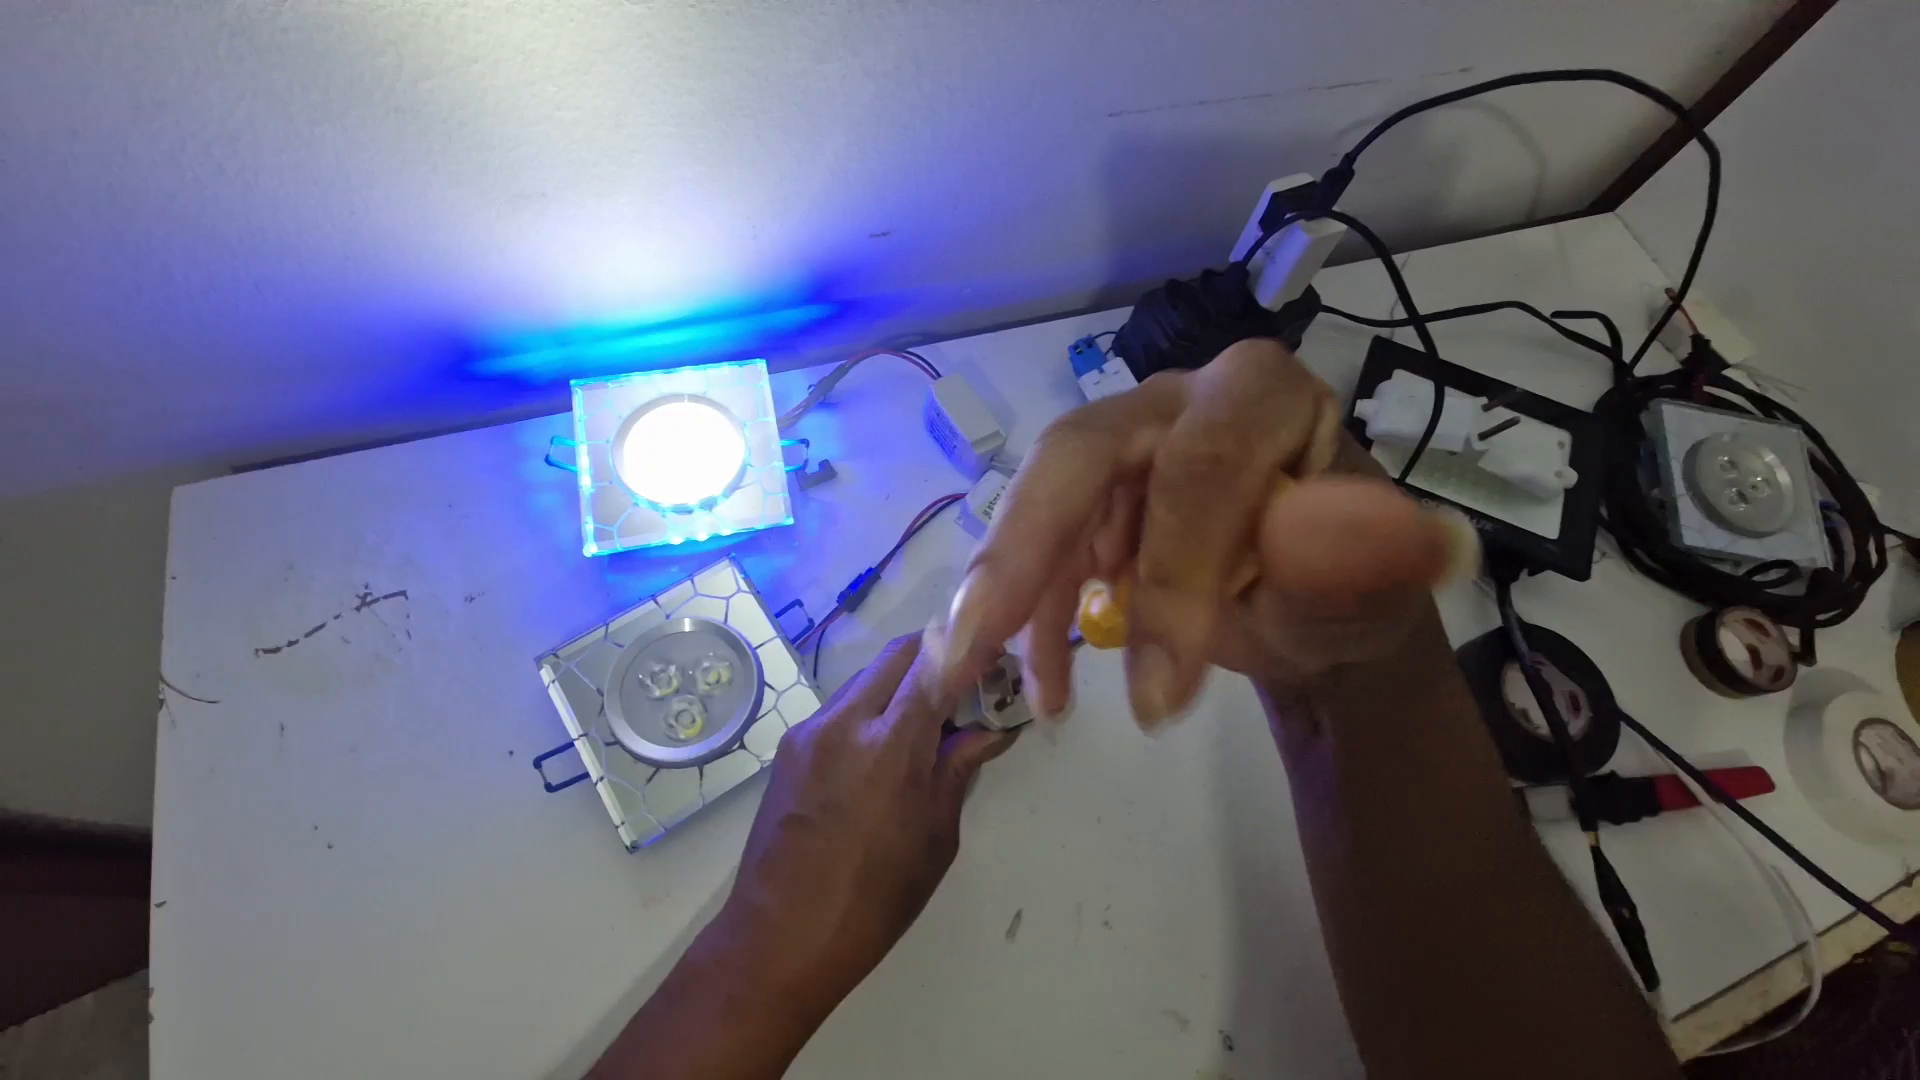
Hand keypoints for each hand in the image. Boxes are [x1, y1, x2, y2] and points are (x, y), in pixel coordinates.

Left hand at [714, 633, 1017, 1017]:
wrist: (778, 938)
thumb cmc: (873, 898)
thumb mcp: (935, 836)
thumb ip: (958, 769)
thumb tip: (990, 729)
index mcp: (890, 744)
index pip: (936, 662)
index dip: (970, 648)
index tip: (995, 653)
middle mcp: (845, 720)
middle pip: (898, 655)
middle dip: (936, 656)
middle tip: (965, 683)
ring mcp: (811, 730)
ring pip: (867, 677)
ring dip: (902, 682)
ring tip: (928, 720)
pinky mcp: (791, 746)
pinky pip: (841, 707)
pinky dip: (871, 708)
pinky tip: (884, 747)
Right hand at [932, 338, 1475, 727]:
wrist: (1306, 597)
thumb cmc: (1336, 591)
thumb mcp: (1363, 596)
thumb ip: (1356, 567)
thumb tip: (1345, 538)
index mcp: (1256, 397)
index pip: (1196, 469)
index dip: (1168, 577)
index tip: (1160, 699)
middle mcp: (1174, 402)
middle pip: (1076, 460)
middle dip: (1020, 557)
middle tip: (969, 645)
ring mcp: (1121, 446)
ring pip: (1040, 503)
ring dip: (1003, 595)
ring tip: (968, 672)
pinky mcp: (1087, 495)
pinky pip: (1040, 546)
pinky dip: (1027, 617)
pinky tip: (1039, 683)